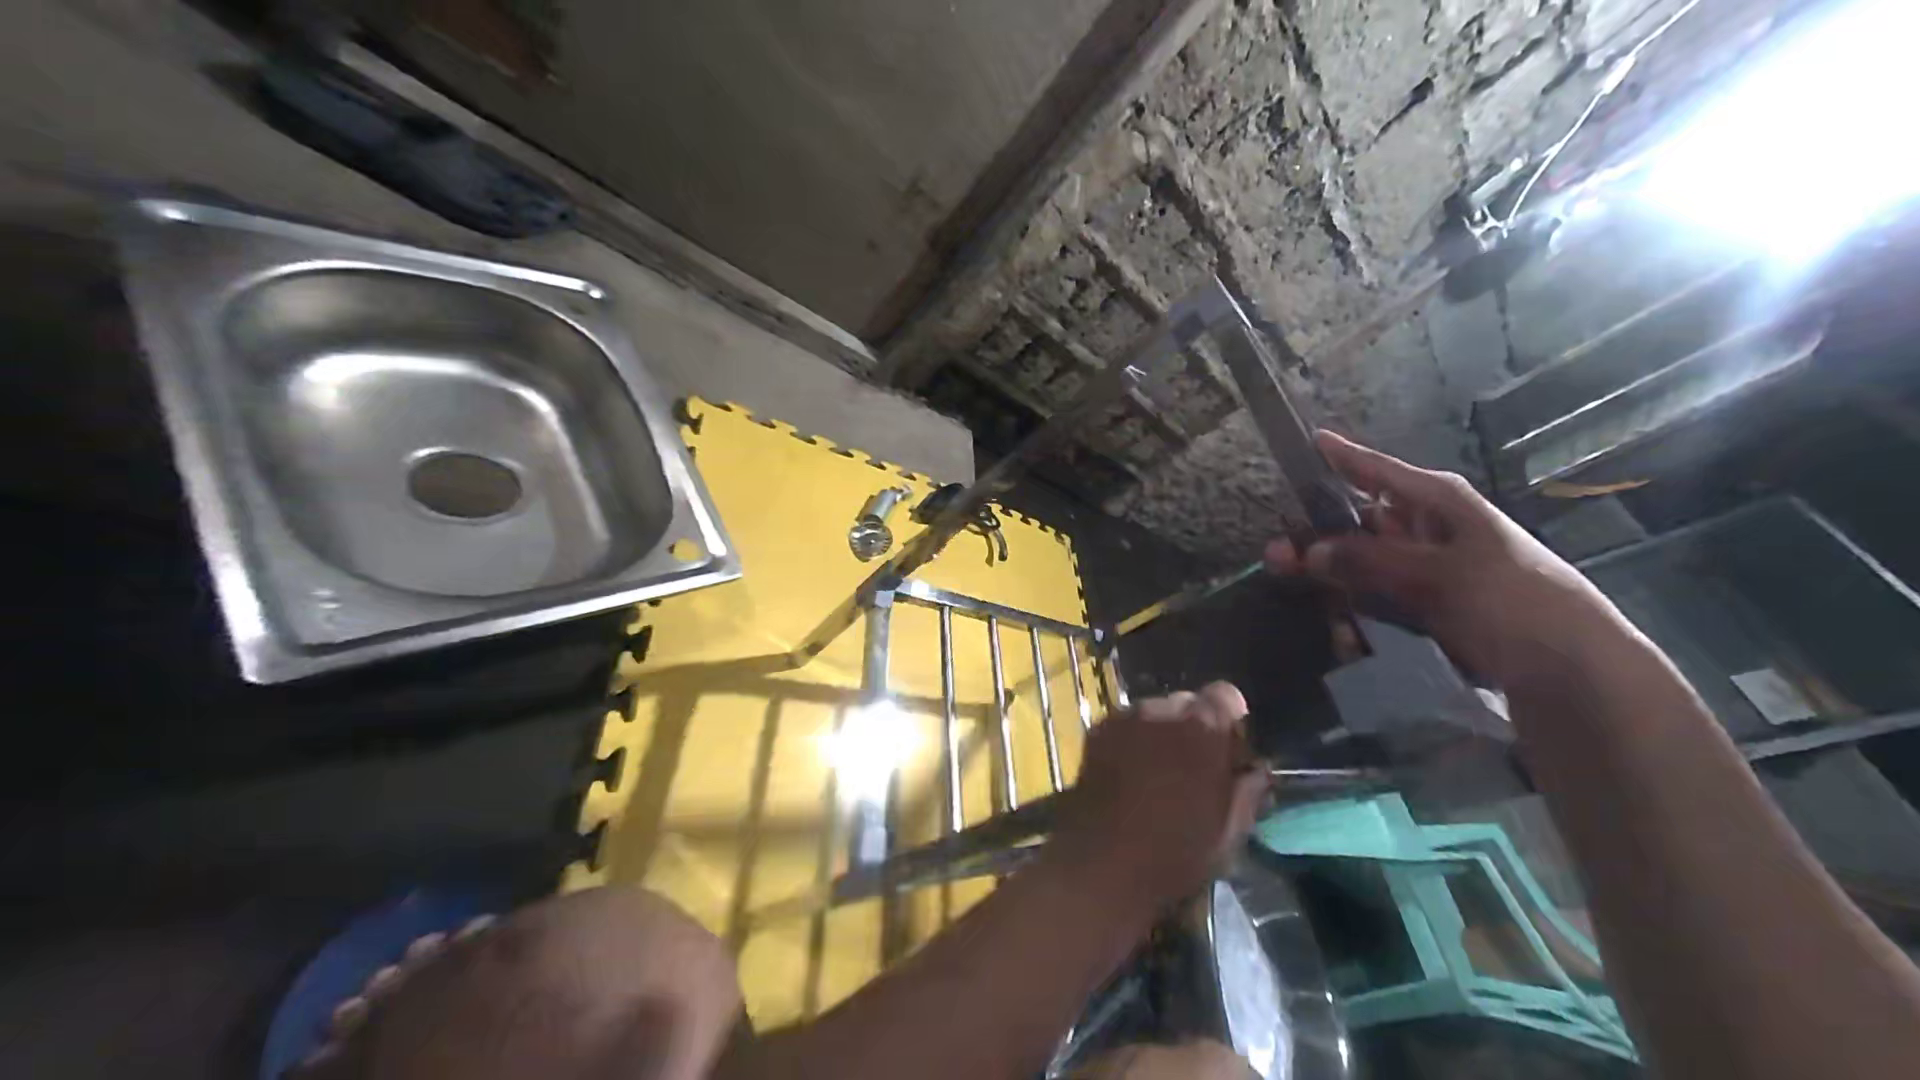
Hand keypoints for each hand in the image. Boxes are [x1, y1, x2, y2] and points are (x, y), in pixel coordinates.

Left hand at [1051, 682, 1267, 910]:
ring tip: (1158, 771)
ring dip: (1161, 732)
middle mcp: (1162, 709)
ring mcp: (1124, 716)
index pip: (1226, 695)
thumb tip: (1256, 768)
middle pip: (1188, 702)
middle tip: (1194, 765)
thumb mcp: (1230, 829)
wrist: (1102, 862)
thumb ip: (1249, 789)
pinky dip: (1133, 739)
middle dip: (1195, 727)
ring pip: (1154, 711)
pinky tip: (1130, 772)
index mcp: (1203, 727)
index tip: (1229, 752)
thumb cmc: (1175, 852)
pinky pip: (1125, 723)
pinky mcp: (1097, 730)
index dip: (1230, 722)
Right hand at [1266, 431, 1628, 686]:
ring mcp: (1427, 575)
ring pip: (1361, 571)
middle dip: (1319, 544)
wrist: (1576, 675)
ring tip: (1331, 621)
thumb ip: (1369, 561)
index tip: (1312, 440)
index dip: (1344, 458)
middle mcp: (1429, 534)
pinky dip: (1360, 622)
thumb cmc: (1515, 604)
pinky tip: (1355, 643)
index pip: (1380, 472)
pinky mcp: (1427, 613)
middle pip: (1359, 527)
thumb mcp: (1441, 576)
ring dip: (1337, 592)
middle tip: (1278, 559)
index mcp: (1441, 505)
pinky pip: (1377, 606)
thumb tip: (1309, 550)